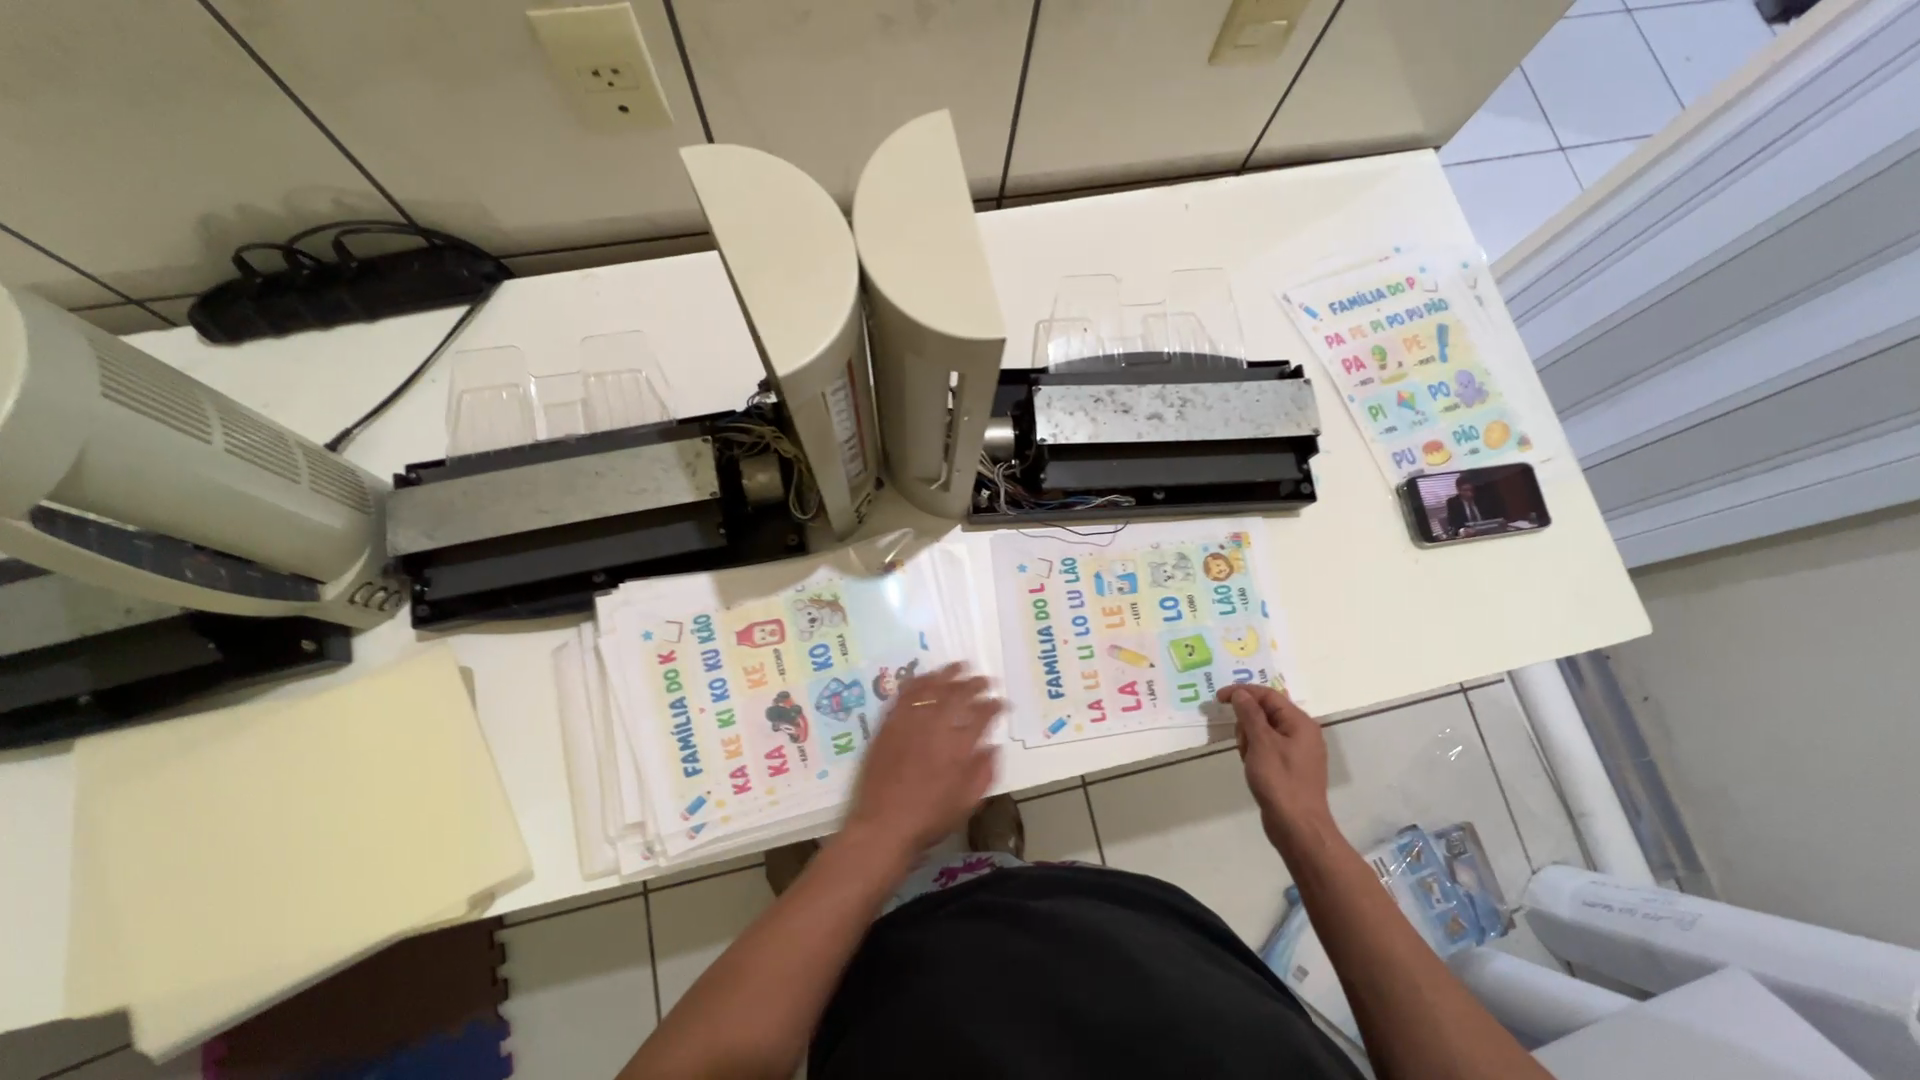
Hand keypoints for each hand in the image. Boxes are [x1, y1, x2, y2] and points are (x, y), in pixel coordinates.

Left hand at [844, 663, 1002, 858]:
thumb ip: (984, 772)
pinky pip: (904, 695)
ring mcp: (909, 724)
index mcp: (959, 748)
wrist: (882, 826)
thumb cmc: (928, 820)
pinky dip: (917, 682)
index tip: (1003, 703)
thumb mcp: (967, 804)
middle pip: (958, 695)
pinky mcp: (888, 725)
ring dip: (948, 675)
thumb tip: (992, 747)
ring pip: (931, 688)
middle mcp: (935, 729)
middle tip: (985, 680)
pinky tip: (925, 677)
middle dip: (976, 684)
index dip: (996, 705)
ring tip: (959, 666)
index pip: (982, 715)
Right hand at [1218, 684, 1334, 854]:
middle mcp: (1303, 733)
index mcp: (1300, 722)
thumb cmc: (1279, 781)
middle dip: (1247, 722)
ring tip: (1248, 759)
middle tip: (1242, 743)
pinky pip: (1268, 748)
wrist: (1297, 826)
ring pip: (1265, 731)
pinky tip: (1252, 767)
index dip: (1242, 692)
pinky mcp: (1291, 767)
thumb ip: (1250, 714)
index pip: (1268, 695)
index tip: (1218, 698)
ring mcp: (1298, 751)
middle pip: (1267, 712)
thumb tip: (1241, 693)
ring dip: (1250, 739)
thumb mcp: (1261, 743)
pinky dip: (1256, 751)